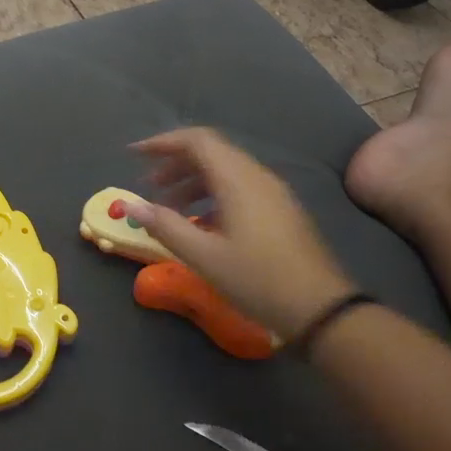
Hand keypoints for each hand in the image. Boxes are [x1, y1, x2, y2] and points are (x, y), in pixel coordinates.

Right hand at [129, 128, 356, 341]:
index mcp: (238, 179)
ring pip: (226, 171)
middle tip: (149, 186)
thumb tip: (130, 206)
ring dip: (193, 181)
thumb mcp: (204, 256)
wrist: (320, 309)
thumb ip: (165, 226)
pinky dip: (213, 195)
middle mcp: (257, 176)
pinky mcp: (281, 210)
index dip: (162, 143)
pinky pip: (240, 188)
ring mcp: (273, 193)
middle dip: (175, 163)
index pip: (197, 141)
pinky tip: (202, 223)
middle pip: (211, 152)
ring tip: (169, 206)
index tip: (134, 155)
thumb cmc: (257, 279)